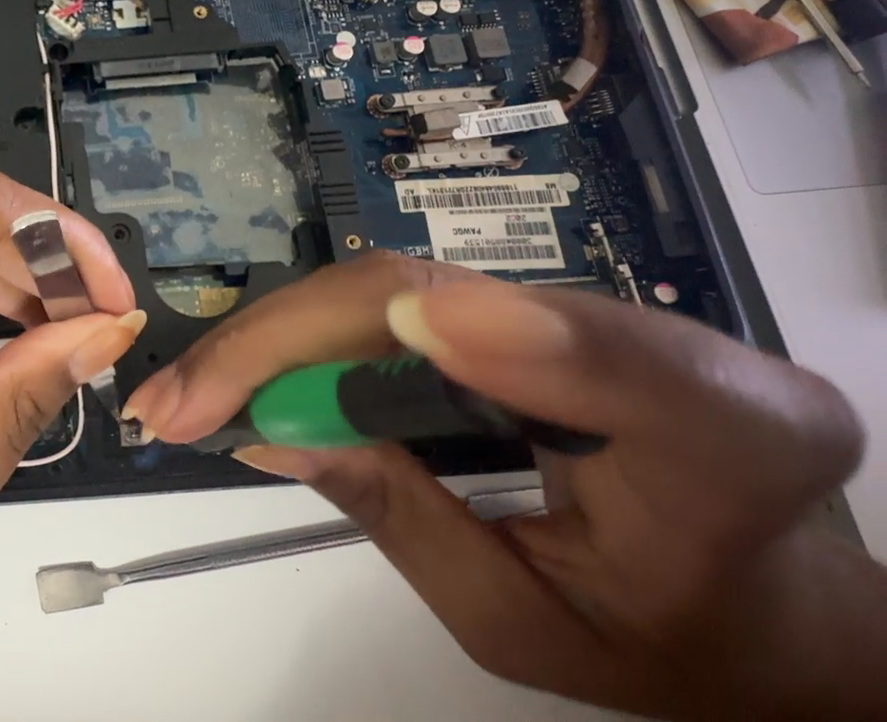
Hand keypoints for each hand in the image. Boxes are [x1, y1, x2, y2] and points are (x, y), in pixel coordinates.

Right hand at [123, 253, 880, 720]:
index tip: (396, 339)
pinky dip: (298, 338)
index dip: (505, 334)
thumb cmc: (661, 637)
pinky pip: (384, 304)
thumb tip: (270, 425)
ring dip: (269, 339)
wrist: (752, 595)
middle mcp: (661, 339)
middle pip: (431, 298)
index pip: (616, 358)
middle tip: (173, 405)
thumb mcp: (521, 619)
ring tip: (182, 398)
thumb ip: (403, 519)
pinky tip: (236, 372)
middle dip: (283, 344)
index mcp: (734, 437)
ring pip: (387, 289)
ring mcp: (578, 305)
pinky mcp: (516, 303)